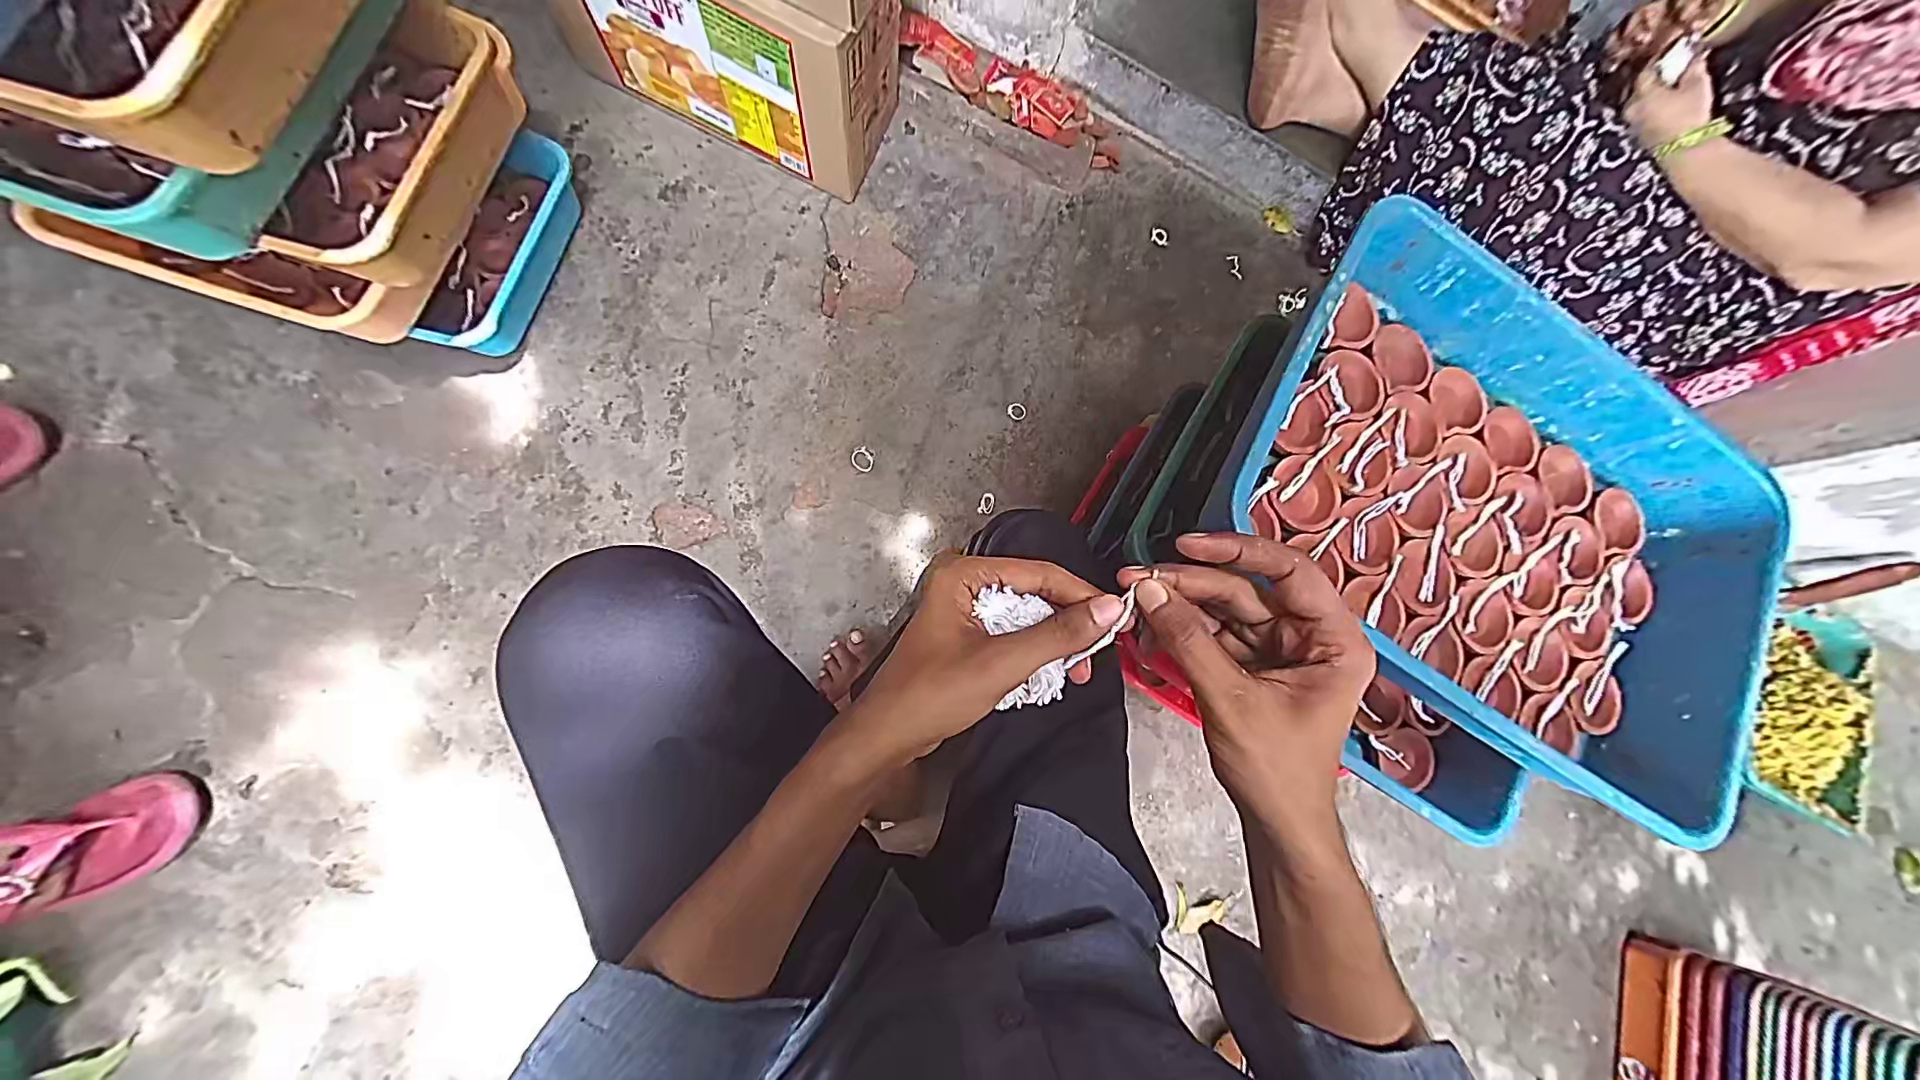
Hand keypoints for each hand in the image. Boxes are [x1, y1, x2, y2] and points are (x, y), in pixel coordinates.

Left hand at [842, 554, 1130, 763]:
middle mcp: (962, 585)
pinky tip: (1050, 670)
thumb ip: (1058, 635)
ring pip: (1027, 614)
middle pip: (1035, 592)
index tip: (1112, 614)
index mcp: (963, 575)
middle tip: (1098, 644)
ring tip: (1076, 665)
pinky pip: (1014, 632)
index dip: (1080, 594)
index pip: (1039, 573)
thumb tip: (1103, 611)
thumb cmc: (925, 696)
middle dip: (1069, 621)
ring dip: (1054, 640)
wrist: (889, 734)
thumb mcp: (1002, 663)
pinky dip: (1035, 651)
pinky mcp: (968, 634)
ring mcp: (965, 610)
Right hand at [1118, 534, 1372, 826]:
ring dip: (1179, 605)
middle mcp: (1308, 637)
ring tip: (1138, 601)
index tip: (1189, 546)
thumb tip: (1149, 590)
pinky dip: (1181, 630)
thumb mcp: (1229, 699)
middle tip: (1141, 579)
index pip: (1291, 572)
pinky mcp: (1251, 664)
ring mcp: (1277, 650)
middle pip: (1246, 590)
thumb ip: (1187, 639)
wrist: (1275, 822)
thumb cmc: (1276, 771)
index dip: (1238, 551)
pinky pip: (1213, 634)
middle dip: (1190, 585)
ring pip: (1224, 610)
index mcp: (1334, 641)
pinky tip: (1152, 627)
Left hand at [1626, 52, 1715, 150]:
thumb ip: (1693, 69)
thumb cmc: (1689, 112)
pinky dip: (1648, 108)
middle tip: (1668, 73)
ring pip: (1637, 104)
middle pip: (1638, 90)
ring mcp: (1631, 123)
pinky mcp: (1635, 135)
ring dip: (1649, 96)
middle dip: (1652, 81)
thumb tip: (1694, 57)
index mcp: (1644, 94)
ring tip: (1666, 89)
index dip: (1656, 63)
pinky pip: (1639, 116)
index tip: (1669, 56)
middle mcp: (1632, 109)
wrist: (1681, 147)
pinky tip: (1662, 106)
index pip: (1645, 74)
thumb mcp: (1697, 85)